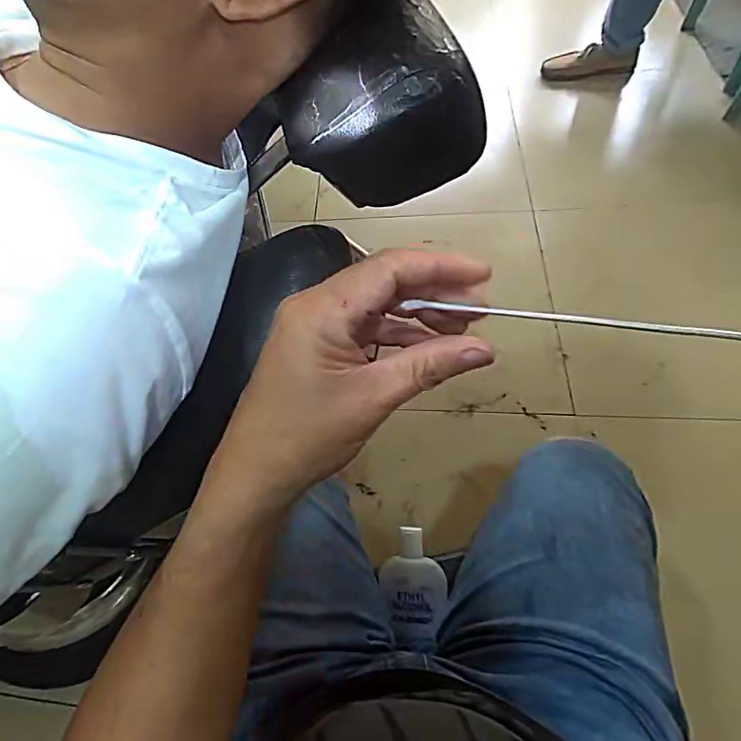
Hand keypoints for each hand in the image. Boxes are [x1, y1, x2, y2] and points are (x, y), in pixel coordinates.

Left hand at [205, 249, 496, 510]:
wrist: (256, 473)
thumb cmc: (308, 435)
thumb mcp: (374, 397)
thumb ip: (430, 365)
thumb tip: (485, 349)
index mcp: (323, 308)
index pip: (390, 267)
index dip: (441, 266)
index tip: (483, 275)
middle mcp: (316, 304)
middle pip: (385, 280)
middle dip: (435, 291)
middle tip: (480, 310)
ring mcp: (315, 323)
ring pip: (378, 303)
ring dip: (420, 313)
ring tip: (462, 330)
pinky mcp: (318, 343)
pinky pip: (366, 326)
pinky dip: (400, 333)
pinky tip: (430, 346)